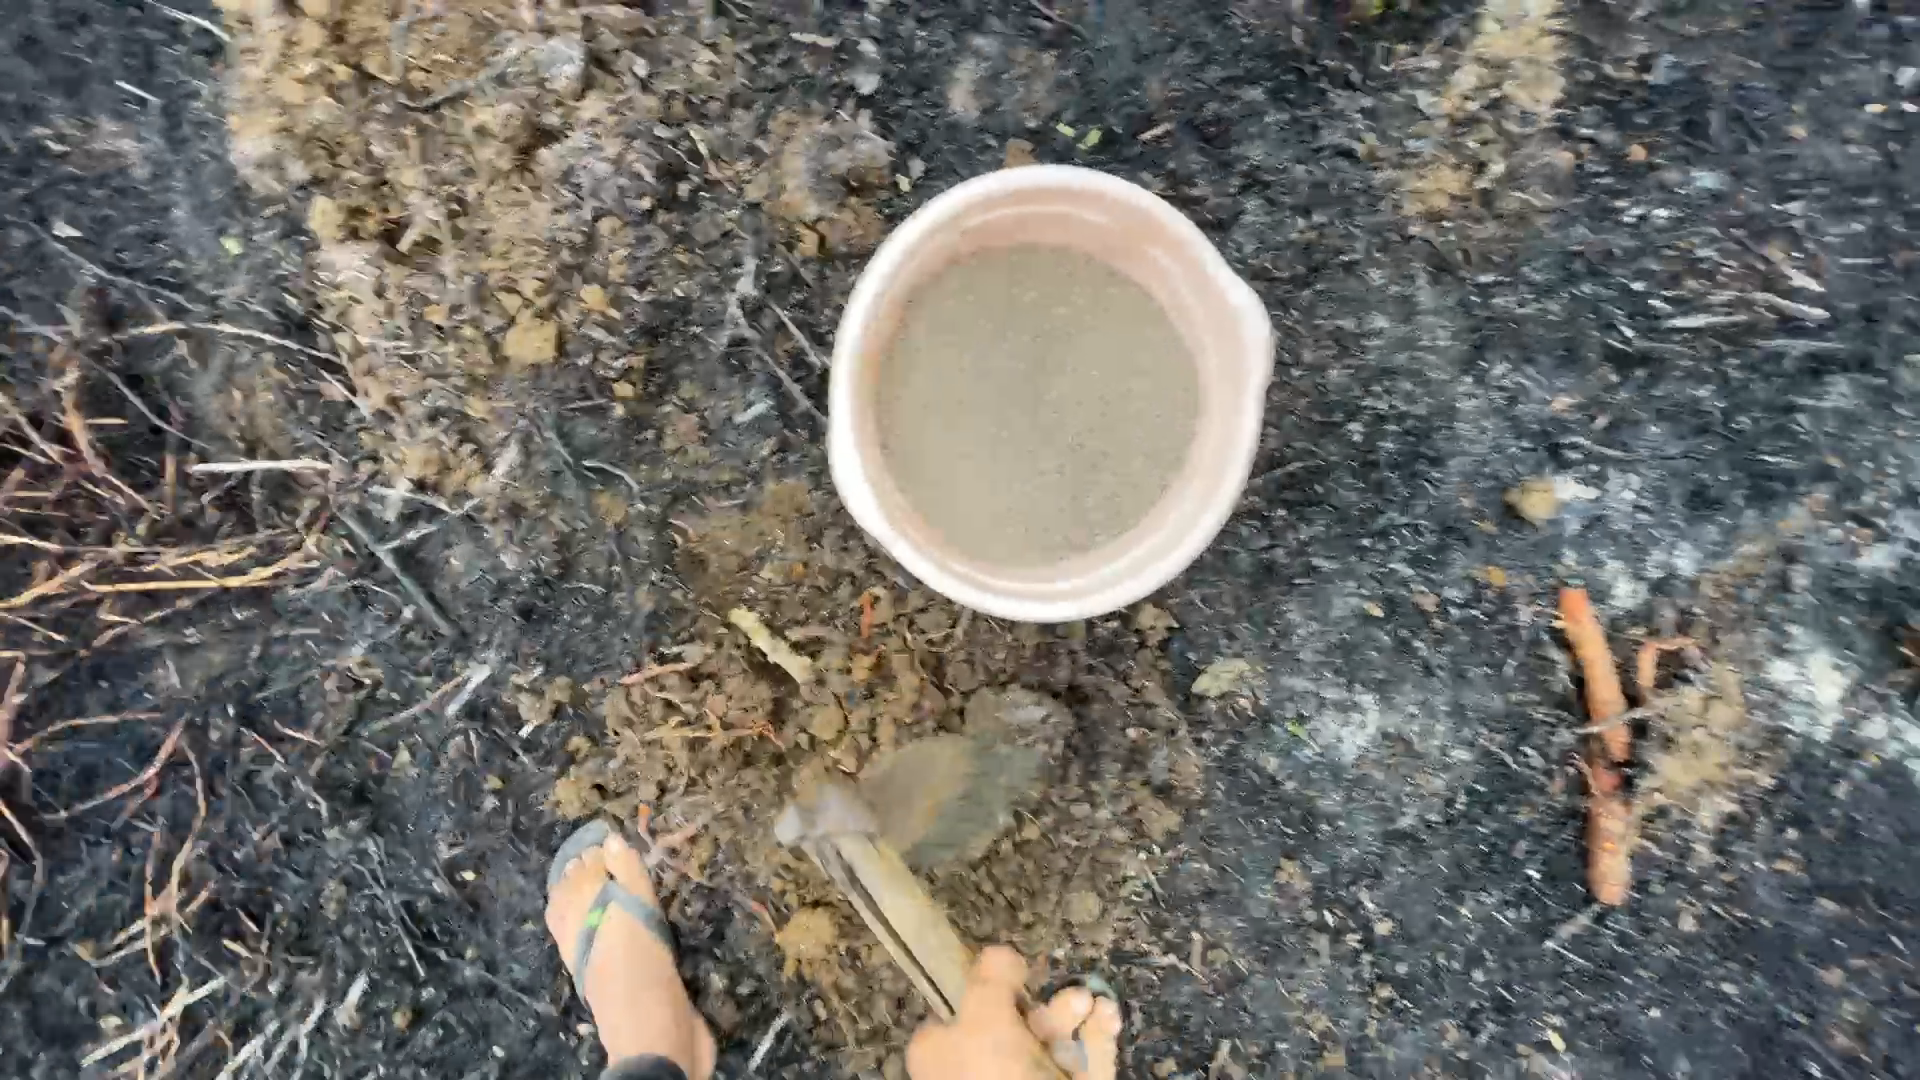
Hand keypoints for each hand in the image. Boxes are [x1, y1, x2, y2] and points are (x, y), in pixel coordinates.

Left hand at [905, 946, 1122, 1079]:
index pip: (958, 1016)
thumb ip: (989, 976)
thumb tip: (1002, 954)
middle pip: (1015, 1024)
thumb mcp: (981, 1016)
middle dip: (1047, 1002)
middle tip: (1064, 993)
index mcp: (943, 1057)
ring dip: (1074, 1013)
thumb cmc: (991, 1077)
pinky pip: (1084, 1061)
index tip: (1016, 972)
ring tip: (1087, 1002)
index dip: (987, 990)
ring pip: (1054, 1041)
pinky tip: (1108, 1015)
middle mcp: (983, 1072)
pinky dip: (1099, 1036)